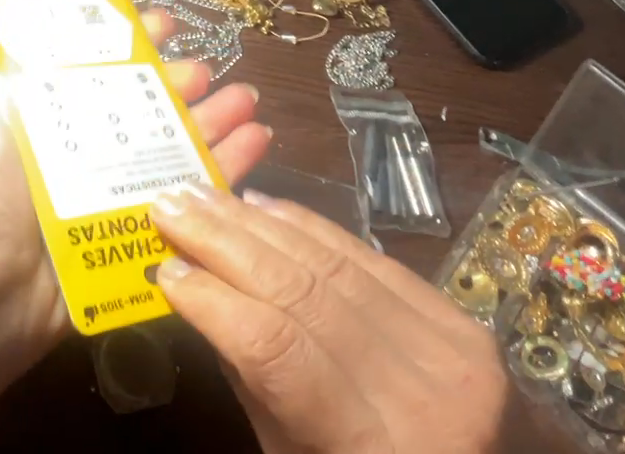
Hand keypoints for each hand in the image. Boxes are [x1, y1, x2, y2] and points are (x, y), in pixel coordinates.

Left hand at [0, 0, 272, 346]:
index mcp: (45, 104)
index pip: (96, 60)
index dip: (130, 37)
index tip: (162, 20)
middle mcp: (82, 139)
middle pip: (143, 99)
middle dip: (180, 78)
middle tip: (207, 69)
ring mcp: (113, 184)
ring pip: (175, 139)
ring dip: (215, 115)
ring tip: (247, 97)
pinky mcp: (139, 225)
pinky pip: (192, 191)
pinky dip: (228, 166)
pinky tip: (257, 142)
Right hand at [148, 184, 505, 452]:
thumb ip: (249, 370)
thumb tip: (195, 283)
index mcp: (372, 449)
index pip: (276, 349)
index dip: (214, 300)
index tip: (164, 267)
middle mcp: (422, 396)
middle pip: (301, 293)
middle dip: (222, 241)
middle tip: (168, 206)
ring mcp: (449, 350)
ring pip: (330, 263)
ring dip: (254, 221)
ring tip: (201, 195)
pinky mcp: (459, 318)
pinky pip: (367, 256)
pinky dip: (307, 224)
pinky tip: (261, 203)